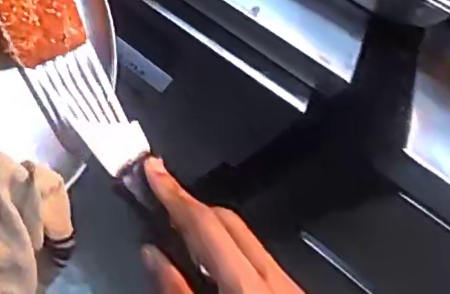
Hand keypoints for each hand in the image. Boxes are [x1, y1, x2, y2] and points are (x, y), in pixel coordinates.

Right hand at [143, 158, 301, 293]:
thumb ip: (176, 291)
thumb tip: (152, 252)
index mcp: (249, 287)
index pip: (205, 223)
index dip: (173, 193)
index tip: (151, 167)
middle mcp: (277, 280)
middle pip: (229, 220)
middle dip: (193, 206)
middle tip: (161, 201)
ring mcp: (294, 287)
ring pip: (248, 239)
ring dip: (213, 230)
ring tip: (184, 235)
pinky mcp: (298, 293)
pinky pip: (263, 259)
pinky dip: (235, 253)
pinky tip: (218, 268)